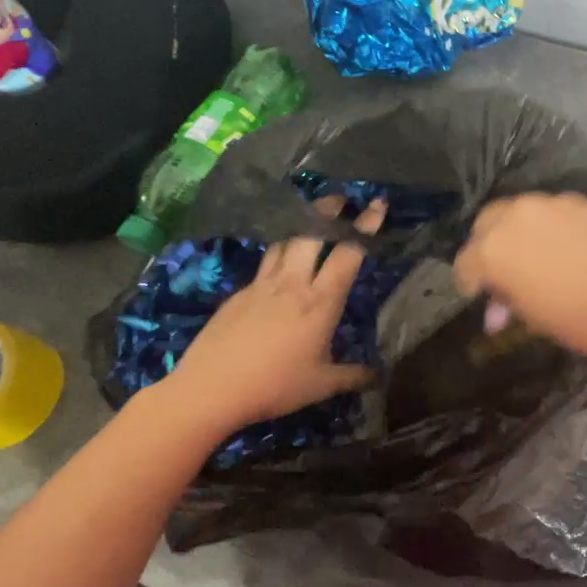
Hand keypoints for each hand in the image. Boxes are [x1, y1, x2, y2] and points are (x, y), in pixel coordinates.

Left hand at [163, 199, 385, 432]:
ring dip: (299, 226)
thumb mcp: (322, 384)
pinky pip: (264, 266)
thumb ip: (352, 375)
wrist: (210, 388)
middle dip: (326, 210)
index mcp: (320, 302)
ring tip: (309, 218)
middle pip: (310, 234)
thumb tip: (377, 375)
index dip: (365, 227)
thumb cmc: (275, 386)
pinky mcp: (237, 295)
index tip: (376, 206)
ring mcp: (260, 286)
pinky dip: (278, 254)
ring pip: (283, 244)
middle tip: (339, 197)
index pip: (348, 254)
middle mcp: (292, 285)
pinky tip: (280, 265)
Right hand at [452, 193, 586, 366]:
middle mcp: (522, 214)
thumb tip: (498, 308)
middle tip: (506, 267)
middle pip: (491, 220)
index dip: (470, 281)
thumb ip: (507, 300)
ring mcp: (561, 203)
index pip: (467, 260)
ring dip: (529, 231)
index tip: (479, 294)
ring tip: (546, 256)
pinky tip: (581, 251)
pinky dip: (566, 228)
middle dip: (491, 242)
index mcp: (495, 247)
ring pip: (531, 211)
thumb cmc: (575, 321)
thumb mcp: (530, 316)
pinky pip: (569, 213)